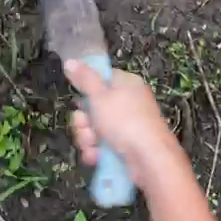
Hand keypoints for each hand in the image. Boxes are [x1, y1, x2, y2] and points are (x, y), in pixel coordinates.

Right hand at [63, 60, 190, 190]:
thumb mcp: (100, 96)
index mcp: (126, 84)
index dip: (87, 90)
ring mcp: (127, 126)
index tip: (79, 100)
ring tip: (92, 145)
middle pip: (93, 106)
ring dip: (87, 138)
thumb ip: (84, 79)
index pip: (101, 79)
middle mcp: (128, 102)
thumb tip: (70, 60)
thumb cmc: (125, 121)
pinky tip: (96, 157)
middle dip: (83, 120)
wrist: (150, 159)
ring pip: (95, 128)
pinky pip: (102, 145)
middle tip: (85, 126)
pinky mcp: (125, 147)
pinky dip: (96, 151)